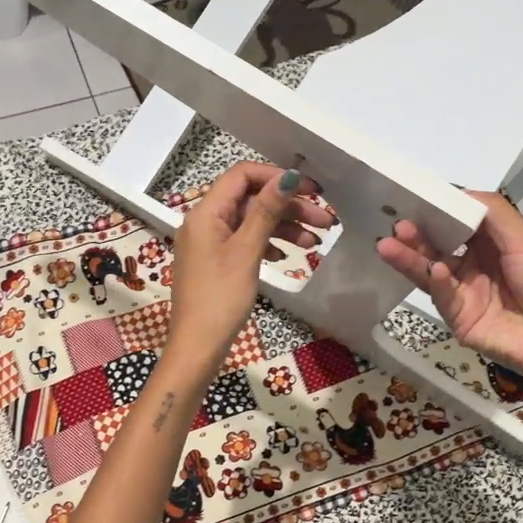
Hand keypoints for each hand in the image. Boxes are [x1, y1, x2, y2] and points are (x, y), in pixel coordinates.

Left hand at [167, 162, 333, 368]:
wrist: (197, 346)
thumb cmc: (220, 298)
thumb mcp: (246, 252)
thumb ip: (267, 211)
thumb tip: (288, 177)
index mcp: (205, 213)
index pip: (242, 176)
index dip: (276, 177)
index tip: (310, 189)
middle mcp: (203, 222)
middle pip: (250, 200)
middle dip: (288, 206)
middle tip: (325, 220)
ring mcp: (208, 244)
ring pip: (251, 222)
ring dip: (283, 227)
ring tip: (316, 242)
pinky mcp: (215, 263)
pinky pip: (244, 242)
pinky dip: (268, 244)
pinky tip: (289, 256)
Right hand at [375, 189, 522, 379]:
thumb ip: (492, 214)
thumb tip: (458, 192)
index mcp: (495, 245)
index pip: (457, 225)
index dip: (437, 212)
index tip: (413, 198)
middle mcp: (476, 267)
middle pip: (439, 248)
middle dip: (417, 235)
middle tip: (396, 223)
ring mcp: (465, 295)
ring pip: (432, 272)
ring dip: (411, 258)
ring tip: (388, 244)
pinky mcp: (459, 320)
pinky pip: (444, 297)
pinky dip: (437, 281)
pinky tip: (434, 269)